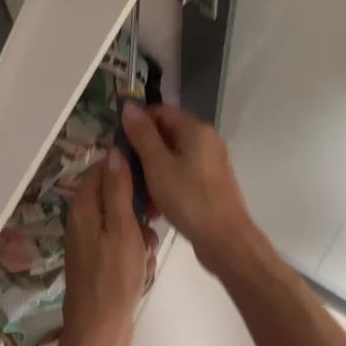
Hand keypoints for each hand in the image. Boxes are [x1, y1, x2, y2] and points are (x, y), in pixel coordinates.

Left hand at [61, 150, 150, 345]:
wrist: (99, 332)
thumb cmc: (113, 278)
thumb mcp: (122, 228)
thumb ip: (118, 189)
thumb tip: (114, 151)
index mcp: (84, 207)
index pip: (104, 168)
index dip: (128, 167)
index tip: (153, 176)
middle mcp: (84, 220)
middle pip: (116, 195)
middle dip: (139, 207)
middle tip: (153, 223)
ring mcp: (91, 243)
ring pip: (124, 221)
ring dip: (141, 233)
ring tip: (148, 252)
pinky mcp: (100, 262)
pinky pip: (123, 244)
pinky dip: (137, 252)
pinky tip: (143, 269)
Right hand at [120, 104, 262, 276]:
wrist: (225, 239)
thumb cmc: (188, 199)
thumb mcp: (157, 165)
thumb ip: (142, 134)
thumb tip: (129, 106)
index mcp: (195, 129)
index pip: (160, 111)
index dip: (137, 122)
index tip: (119, 143)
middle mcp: (207, 139)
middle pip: (167, 134)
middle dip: (144, 151)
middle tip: (126, 172)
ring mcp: (212, 161)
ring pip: (174, 156)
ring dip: (153, 170)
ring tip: (139, 194)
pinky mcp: (213, 181)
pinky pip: (184, 172)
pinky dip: (168, 182)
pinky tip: (156, 205)